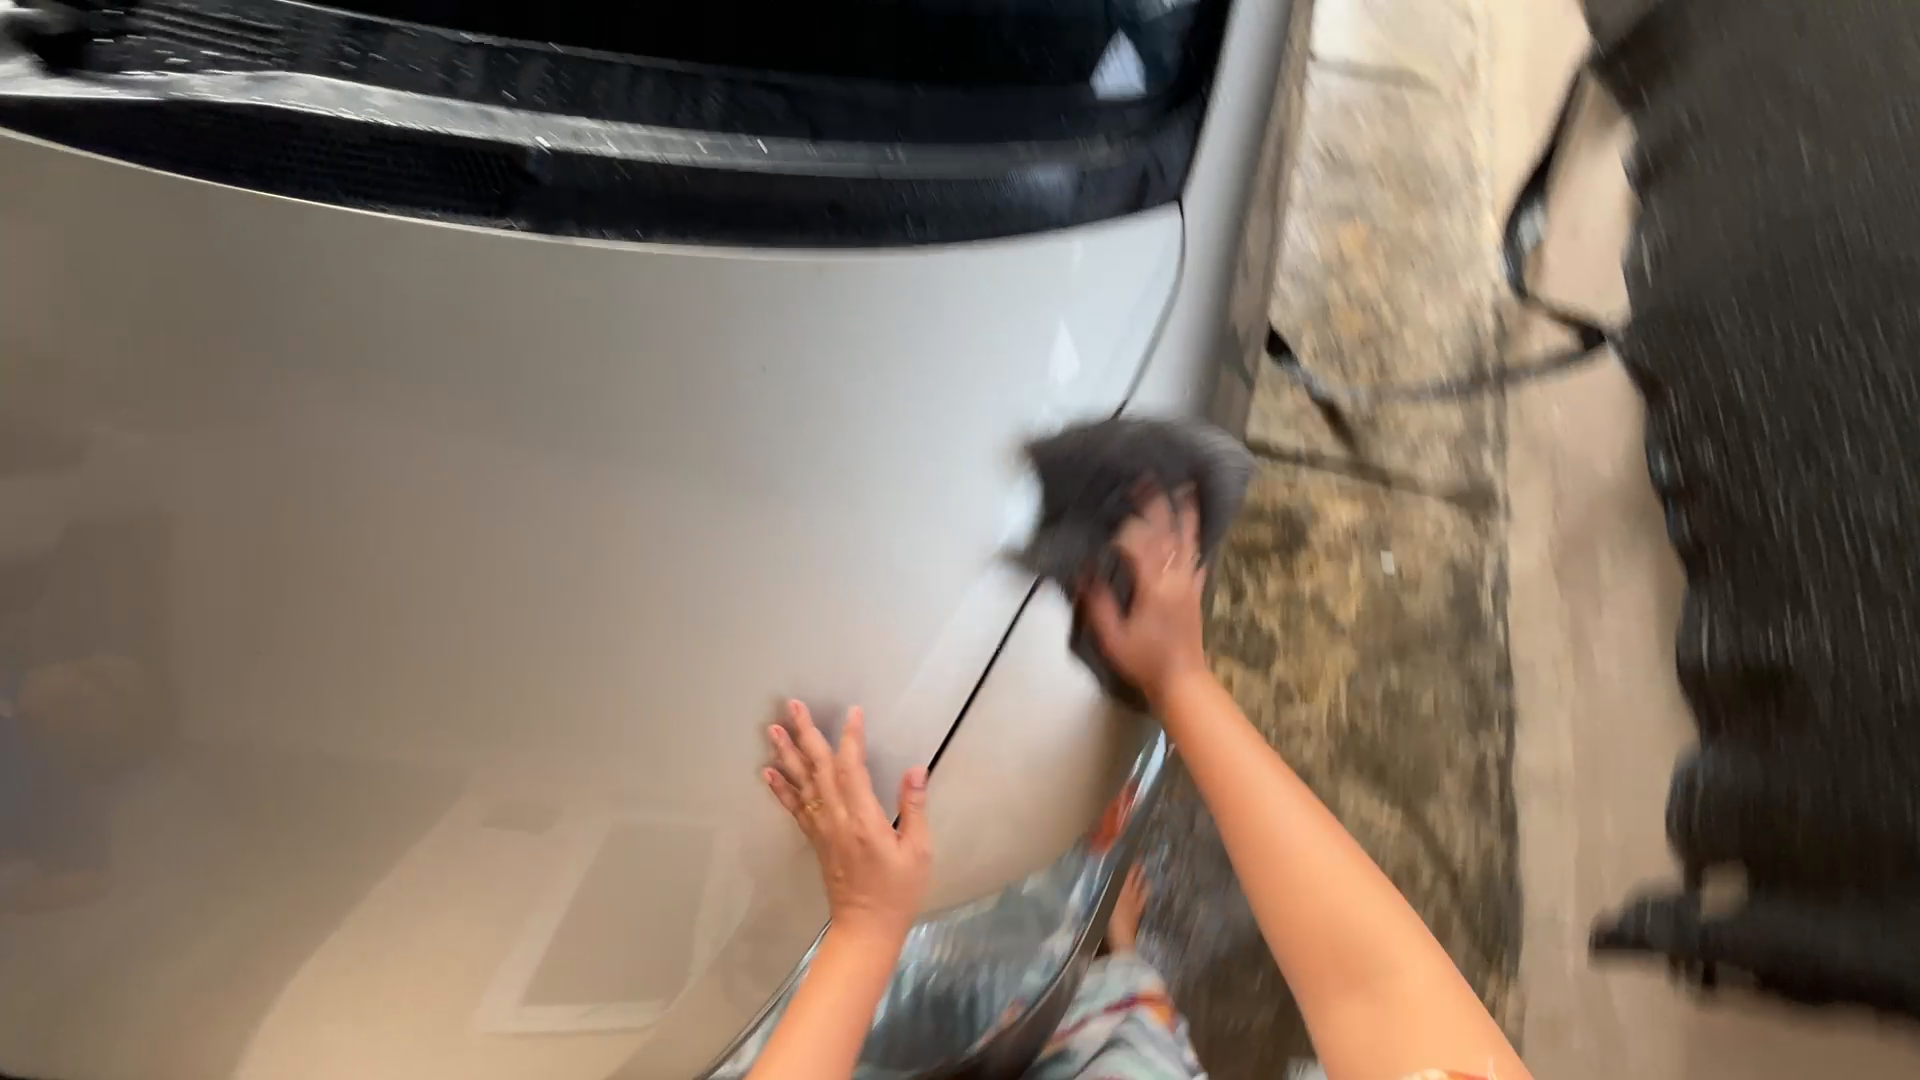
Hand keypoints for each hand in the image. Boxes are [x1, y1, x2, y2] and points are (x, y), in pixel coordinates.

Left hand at [764, 701, 931, 939]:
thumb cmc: (898, 891)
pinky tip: (769, 771)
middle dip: (805, 734)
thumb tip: (916, 769)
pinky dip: (781, 787)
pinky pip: (795, 807)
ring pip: (801, 784)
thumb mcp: (918, 851)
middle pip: (818, 769)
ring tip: (773, 728)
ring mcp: (821, 830)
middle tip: (793, 706)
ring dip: (786, 754)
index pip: (852, 770)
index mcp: (863, 821)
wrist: (865, 930)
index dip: (851, 739)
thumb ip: (914, 808)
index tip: (853, 713)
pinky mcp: (815, 839)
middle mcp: (836, 820)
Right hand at [1080, 488, 1211, 704]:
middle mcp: (1175, 579)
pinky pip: (1197, 557)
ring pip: (1188, 540)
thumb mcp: (1112, 635)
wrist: (1181, 681)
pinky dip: (1196, 537)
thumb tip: (1082, 570)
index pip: (1140, 545)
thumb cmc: (1143, 660)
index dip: (1126, 525)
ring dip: (1185, 513)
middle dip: (1157, 505)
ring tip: (1184, 487)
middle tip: (1147, 480)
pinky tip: (1195, 525)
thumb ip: (1098, 601)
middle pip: (1167, 534)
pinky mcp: (1196, 590)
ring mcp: (1189, 583)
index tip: (1113, 505)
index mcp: (1153, 587)